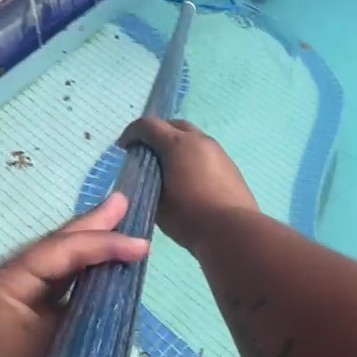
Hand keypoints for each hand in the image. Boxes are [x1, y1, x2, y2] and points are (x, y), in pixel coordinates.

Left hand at [0, 193, 150, 356]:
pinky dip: (71, 285)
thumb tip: (108, 288)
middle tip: (123, 201)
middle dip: (90, 229)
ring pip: (48, 272)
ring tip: (115, 229)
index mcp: (1, 282)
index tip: (143, 243)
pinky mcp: (2, 330)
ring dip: (82, 256)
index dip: (103, 241)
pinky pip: (43, 296)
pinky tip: (94, 278)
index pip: (60, 250)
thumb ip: (79, 312)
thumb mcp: (48, 350)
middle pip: (52, 251)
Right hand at [122, 117, 258, 248]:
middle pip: (173, 125)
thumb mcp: (157, 202)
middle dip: (157, 133)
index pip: (148, 125)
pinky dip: (192, 157)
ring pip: (193, 137)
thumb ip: (147, 183)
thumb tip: (148, 176)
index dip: (132, 133)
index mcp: (177, 144)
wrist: (232, 232)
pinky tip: (189, 178)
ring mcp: (218, 151)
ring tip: (168, 166)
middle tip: (146, 152)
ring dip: (177, 144)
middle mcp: (199, 140)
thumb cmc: (188, 216)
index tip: (124, 147)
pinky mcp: (230, 165)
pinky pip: (205, 152)